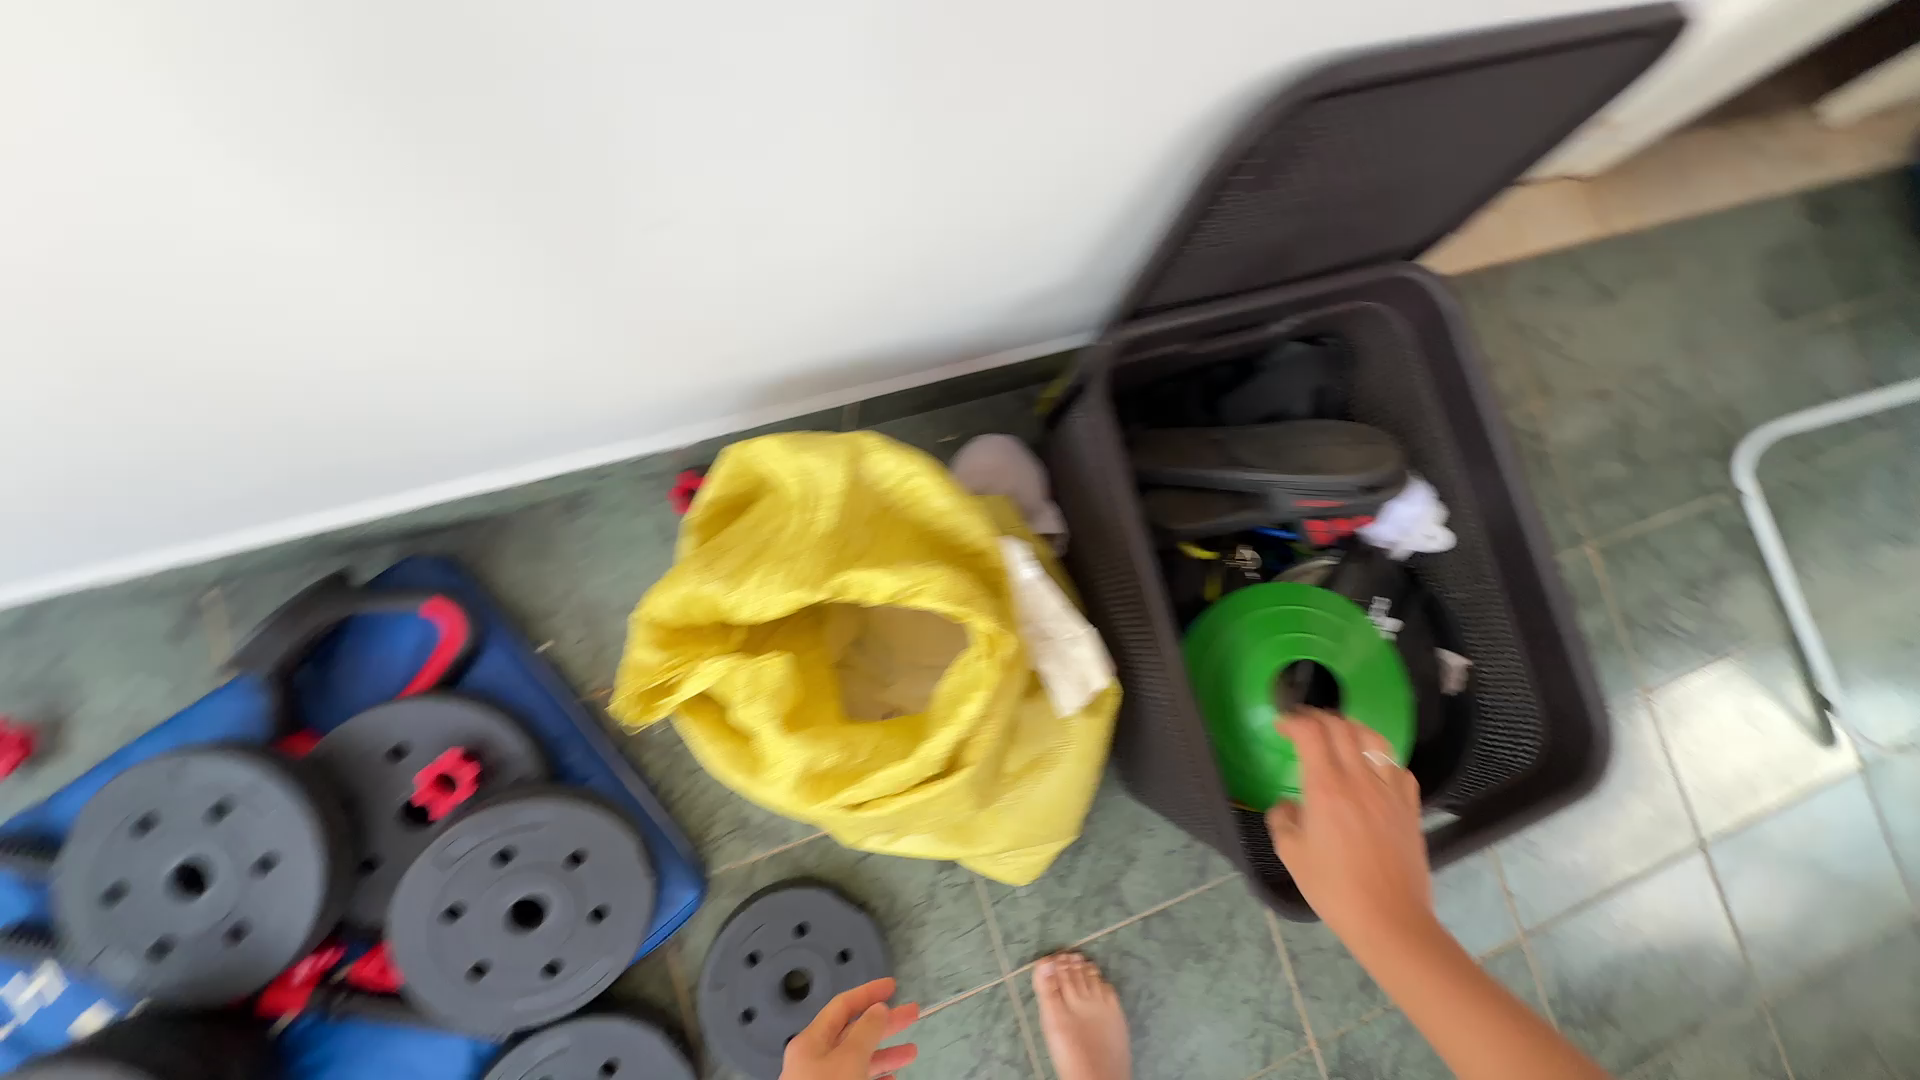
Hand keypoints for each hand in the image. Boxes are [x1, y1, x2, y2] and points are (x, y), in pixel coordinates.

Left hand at [779, 977, 920, 1079]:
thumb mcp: (849, 1059)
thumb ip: (866, 1031)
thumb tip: (879, 1008)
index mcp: (812, 1040)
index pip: (843, 1005)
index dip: (869, 992)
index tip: (894, 985)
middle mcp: (814, 1059)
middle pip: (854, 1032)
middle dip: (885, 1023)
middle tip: (914, 1013)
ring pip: (858, 1060)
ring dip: (886, 1054)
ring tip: (912, 1051)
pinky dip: (876, 1078)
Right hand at [1265, 708, 1436, 950]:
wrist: (1390, 920)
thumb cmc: (1333, 889)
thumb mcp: (1291, 854)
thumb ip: (1283, 819)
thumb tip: (1288, 805)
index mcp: (1325, 788)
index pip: (1310, 733)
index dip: (1293, 721)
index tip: (1281, 726)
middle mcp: (1359, 780)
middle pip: (1341, 727)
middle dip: (1318, 718)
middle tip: (1303, 724)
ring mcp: (1389, 791)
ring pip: (1374, 738)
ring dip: (1351, 728)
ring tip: (1339, 734)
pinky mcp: (1410, 807)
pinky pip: (1397, 767)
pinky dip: (1381, 757)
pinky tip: (1373, 769)